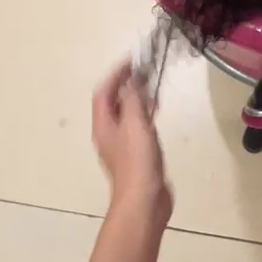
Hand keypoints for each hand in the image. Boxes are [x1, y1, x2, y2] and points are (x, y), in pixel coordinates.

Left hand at [91, 63, 171, 225]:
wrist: (144, 201)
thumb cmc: (137, 162)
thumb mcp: (135, 124)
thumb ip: (133, 99)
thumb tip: (132, 79)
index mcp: (103, 125)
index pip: (104, 91)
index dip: (116, 73)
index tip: (133, 59)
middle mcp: (109, 132)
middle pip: (114, 101)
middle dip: (127, 83)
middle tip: (145, 69)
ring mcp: (122, 144)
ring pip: (127, 112)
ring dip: (137, 96)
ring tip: (153, 84)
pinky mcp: (136, 153)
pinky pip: (138, 124)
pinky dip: (145, 112)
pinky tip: (157, 110)